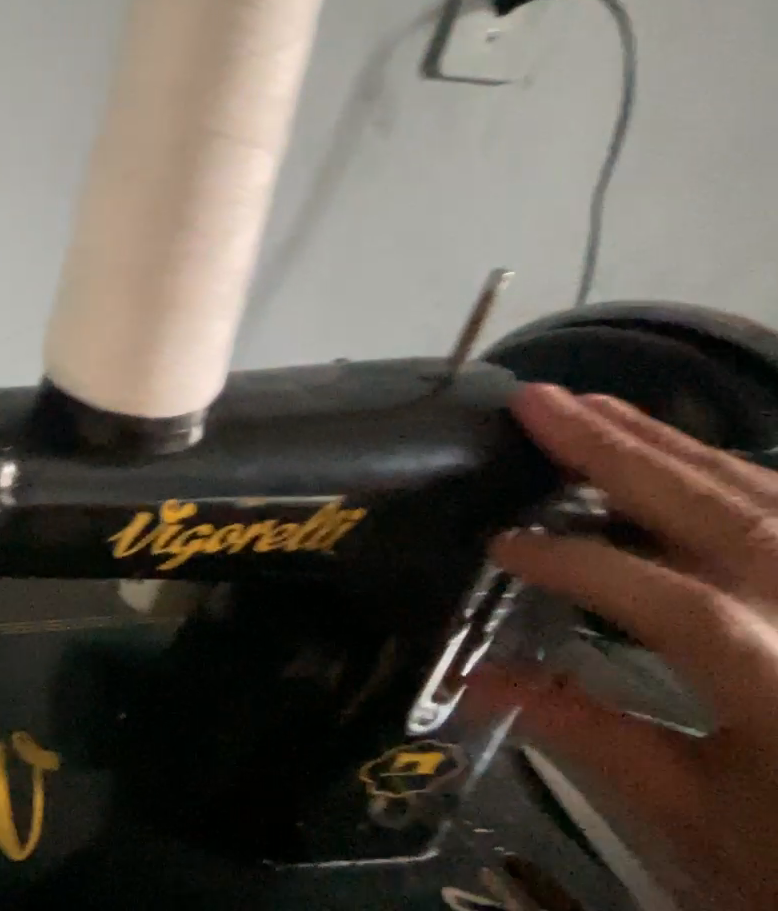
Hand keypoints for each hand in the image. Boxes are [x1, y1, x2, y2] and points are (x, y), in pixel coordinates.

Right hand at [468, 384, 777, 910]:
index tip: (499, 547)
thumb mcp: (696, 820)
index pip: (682, 606)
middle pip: (735, 521)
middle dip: (624, 456)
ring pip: (771, 504)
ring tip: (588, 407)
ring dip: (671, 448)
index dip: (583, 564)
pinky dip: (726, 475)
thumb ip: (591, 735)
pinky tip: (670, 454)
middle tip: (538, 402)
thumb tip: (474, 679)